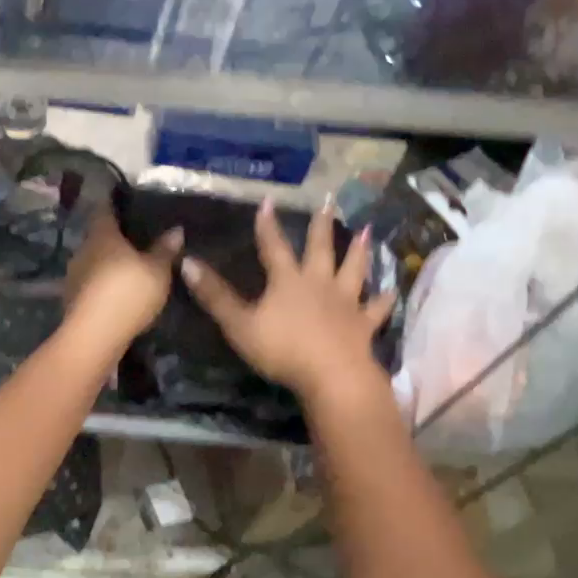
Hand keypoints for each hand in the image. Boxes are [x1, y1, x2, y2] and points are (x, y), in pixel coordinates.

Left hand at [63, 209, 184, 349]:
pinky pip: (90, 285)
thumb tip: (175, 229)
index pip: (104, 210)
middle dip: (114, 238)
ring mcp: (73, 277)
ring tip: (129, 268)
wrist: (94, 337)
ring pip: (93, 262)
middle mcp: (82, 250)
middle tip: (135, 239)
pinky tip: (116, 292)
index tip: (124, 201)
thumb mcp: (157, 271)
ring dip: (107, 264)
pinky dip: (102, 285)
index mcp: (101, 235)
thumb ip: (165, 250)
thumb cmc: (128, 293)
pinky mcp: (72, 301)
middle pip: (98, 237)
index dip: (114, 204)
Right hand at [180, 198, 395, 407]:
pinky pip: (375, 309)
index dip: (268, 226)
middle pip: (320, 250)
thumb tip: (187, 263)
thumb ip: (215, 296)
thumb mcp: (239, 324)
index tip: (268, 203)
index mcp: (287, 282)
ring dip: (359, 251)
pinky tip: (389, 291)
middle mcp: (319, 284)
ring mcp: (346, 303)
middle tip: (329, 202)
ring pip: (354, 270)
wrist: (331, 374)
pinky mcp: (364, 325)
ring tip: (366, 232)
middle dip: (321, 226)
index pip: (274, 248)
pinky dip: (383, 299)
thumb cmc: (281, 349)